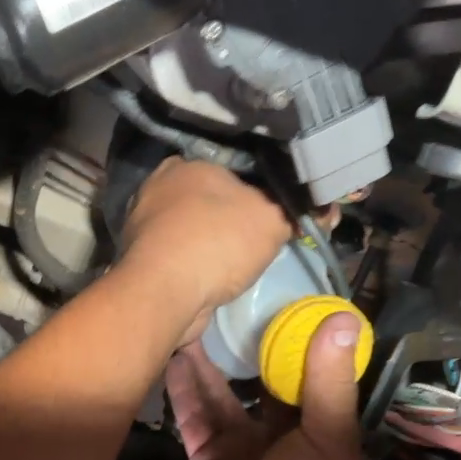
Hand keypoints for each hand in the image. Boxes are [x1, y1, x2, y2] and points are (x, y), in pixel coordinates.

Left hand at [118, 158, 291, 324]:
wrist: (164, 294)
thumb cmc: (217, 242)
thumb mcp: (272, 219)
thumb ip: (294, 212)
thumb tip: (321, 210)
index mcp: (186, 165)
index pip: (229, 169)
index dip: (254, 190)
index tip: (271, 212)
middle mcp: (157, 190)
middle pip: (205, 201)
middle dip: (226, 220)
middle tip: (253, 240)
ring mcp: (142, 228)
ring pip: (188, 233)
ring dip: (207, 247)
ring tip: (231, 266)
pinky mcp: (138, 263)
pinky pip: (175, 261)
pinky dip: (191, 270)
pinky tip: (207, 282)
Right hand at [166, 313, 375, 459]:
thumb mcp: (328, 439)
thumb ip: (327, 381)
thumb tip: (343, 320)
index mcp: (322, 432)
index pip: (310, 377)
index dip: (298, 341)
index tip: (284, 297)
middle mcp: (281, 436)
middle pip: (261, 382)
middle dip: (248, 348)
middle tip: (230, 298)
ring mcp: (240, 448)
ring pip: (223, 395)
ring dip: (211, 363)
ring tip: (193, 316)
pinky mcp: (205, 459)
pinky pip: (194, 417)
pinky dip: (184, 389)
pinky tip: (174, 354)